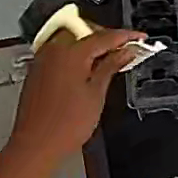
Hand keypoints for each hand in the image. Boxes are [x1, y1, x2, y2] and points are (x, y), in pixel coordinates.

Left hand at [9, 28, 146, 167]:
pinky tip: (89, 68)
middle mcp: (53, 51)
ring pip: (72, 40)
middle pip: (86, 32)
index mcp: (71, 53)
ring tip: (111, 59)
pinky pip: (61, 52)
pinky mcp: (37, 71)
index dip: (127, 37)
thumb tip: (125, 53)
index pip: (105, 36)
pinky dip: (77, 54)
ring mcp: (43, 60)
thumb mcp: (97, 93)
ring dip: (92, 45)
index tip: (140, 38)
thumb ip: (111, 66)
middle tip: (128, 48)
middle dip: (108, 37)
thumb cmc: (63, 125)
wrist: (37, 144)